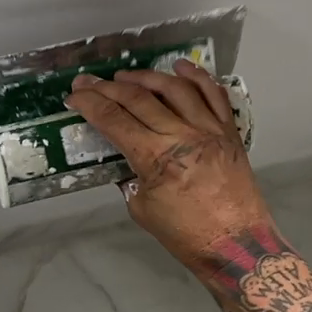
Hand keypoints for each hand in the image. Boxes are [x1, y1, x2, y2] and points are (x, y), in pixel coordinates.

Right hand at [65, 59, 274, 266]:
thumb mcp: (141, 209)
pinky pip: (213, 95)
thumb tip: (124, 159)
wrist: (237, 245)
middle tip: (88, 81)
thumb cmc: (186, 235)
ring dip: (145, 76)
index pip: (113, 119)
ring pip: (174, 88)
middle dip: (106, 87)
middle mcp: (181, 135)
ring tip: (125, 76)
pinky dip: (196, 77)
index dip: (89, 104)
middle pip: (137, 98)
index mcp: (155, 157)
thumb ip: (131, 178)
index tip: (74, 96)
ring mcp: (209, 129)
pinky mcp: (229, 132)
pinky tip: (180, 66)